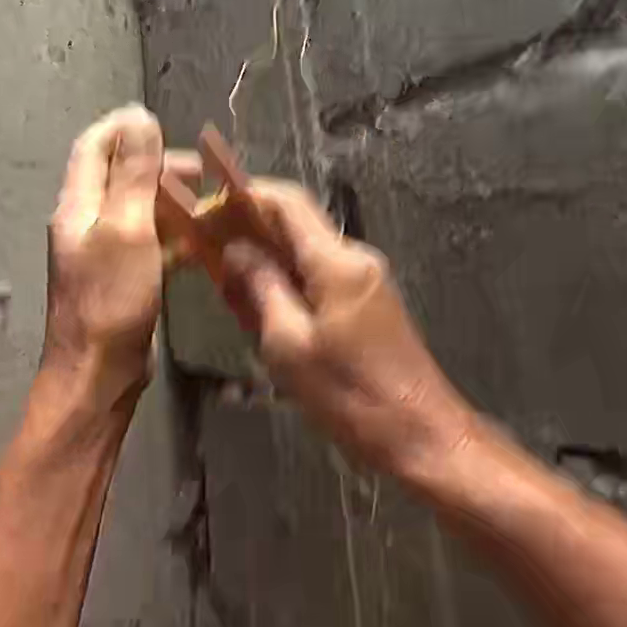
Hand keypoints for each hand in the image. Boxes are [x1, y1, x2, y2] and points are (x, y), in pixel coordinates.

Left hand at [45, 106, 198, 397]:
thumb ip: (134, 172)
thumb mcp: (127, 227)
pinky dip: (177, 231)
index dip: (125, 127)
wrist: (99, 373)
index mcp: (79, 204)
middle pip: (121, 174)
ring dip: (174, 198)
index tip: (164, 123)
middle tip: (203, 173)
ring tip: (212, 203)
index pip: (94, 146)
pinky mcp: (126, 273)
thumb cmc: (111, 298)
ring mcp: (106, 248)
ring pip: (141, 206)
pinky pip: (153, 238)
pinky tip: (204, 239)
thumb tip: (138, 116)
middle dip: (161, 164)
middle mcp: (88, 220)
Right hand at [216, 180, 478, 480]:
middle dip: (252, 234)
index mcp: (337, 260)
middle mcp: (356, 256)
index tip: (207, 210)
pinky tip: (266, 315)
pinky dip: (291, 284)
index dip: (247, 196)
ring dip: (269, 264)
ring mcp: (367, 277)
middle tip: (208, 259)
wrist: (418, 429)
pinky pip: (322, 277)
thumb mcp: (290, 345)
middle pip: (298, 226)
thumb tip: (236, 247)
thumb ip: (262, 287)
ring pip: (307, 254)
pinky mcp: (370, 300)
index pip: (290, 202)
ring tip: (230, 294)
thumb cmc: (349, 392)